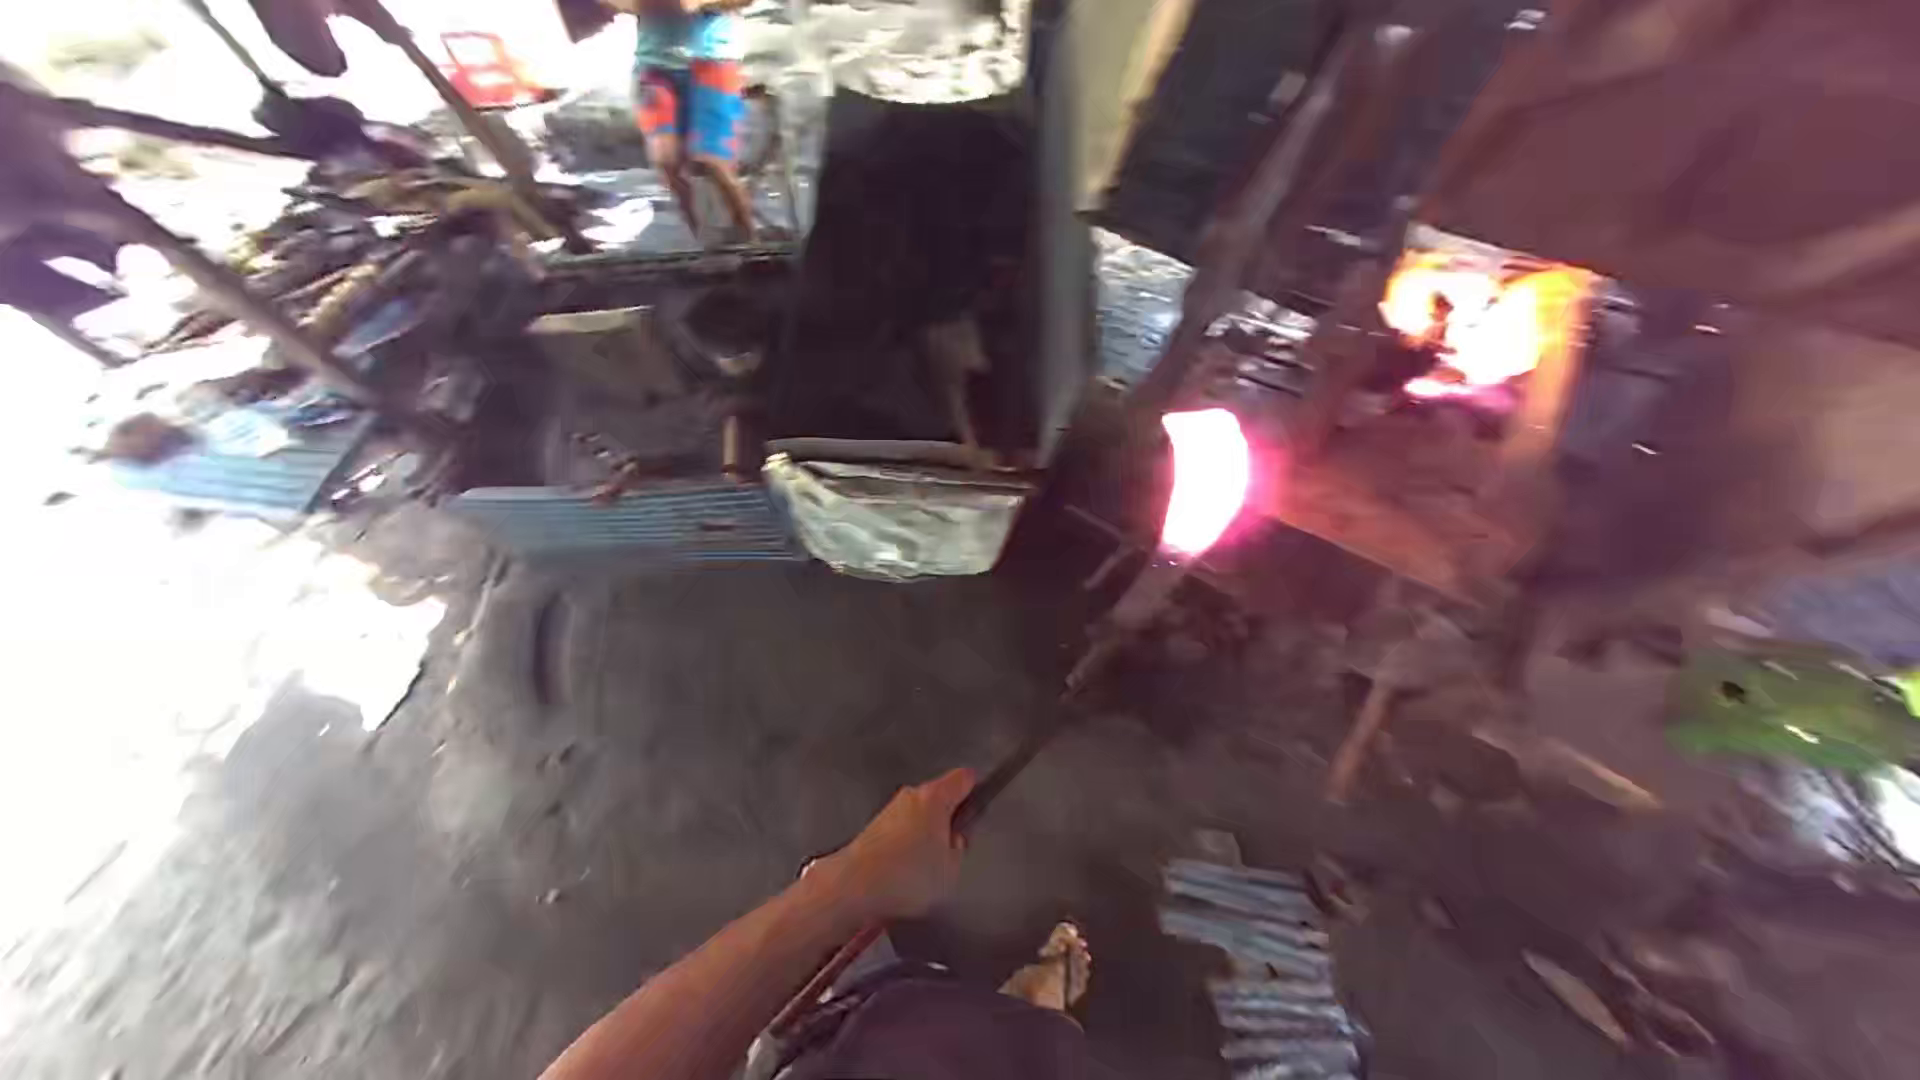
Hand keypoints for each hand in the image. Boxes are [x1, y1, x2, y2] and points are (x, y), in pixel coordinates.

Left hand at [815, 768, 975, 920]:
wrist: (853, 887)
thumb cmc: (908, 875)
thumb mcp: (951, 869)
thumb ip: (958, 848)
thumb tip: (952, 839)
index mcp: (936, 797)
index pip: (963, 778)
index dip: (975, 789)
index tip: (979, 804)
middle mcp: (912, 795)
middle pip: (939, 798)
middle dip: (948, 819)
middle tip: (952, 850)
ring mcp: (889, 810)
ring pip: (918, 816)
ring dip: (924, 834)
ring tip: (925, 870)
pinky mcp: (873, 828)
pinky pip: (901, 831)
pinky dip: (906, 845)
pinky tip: (904, 873)